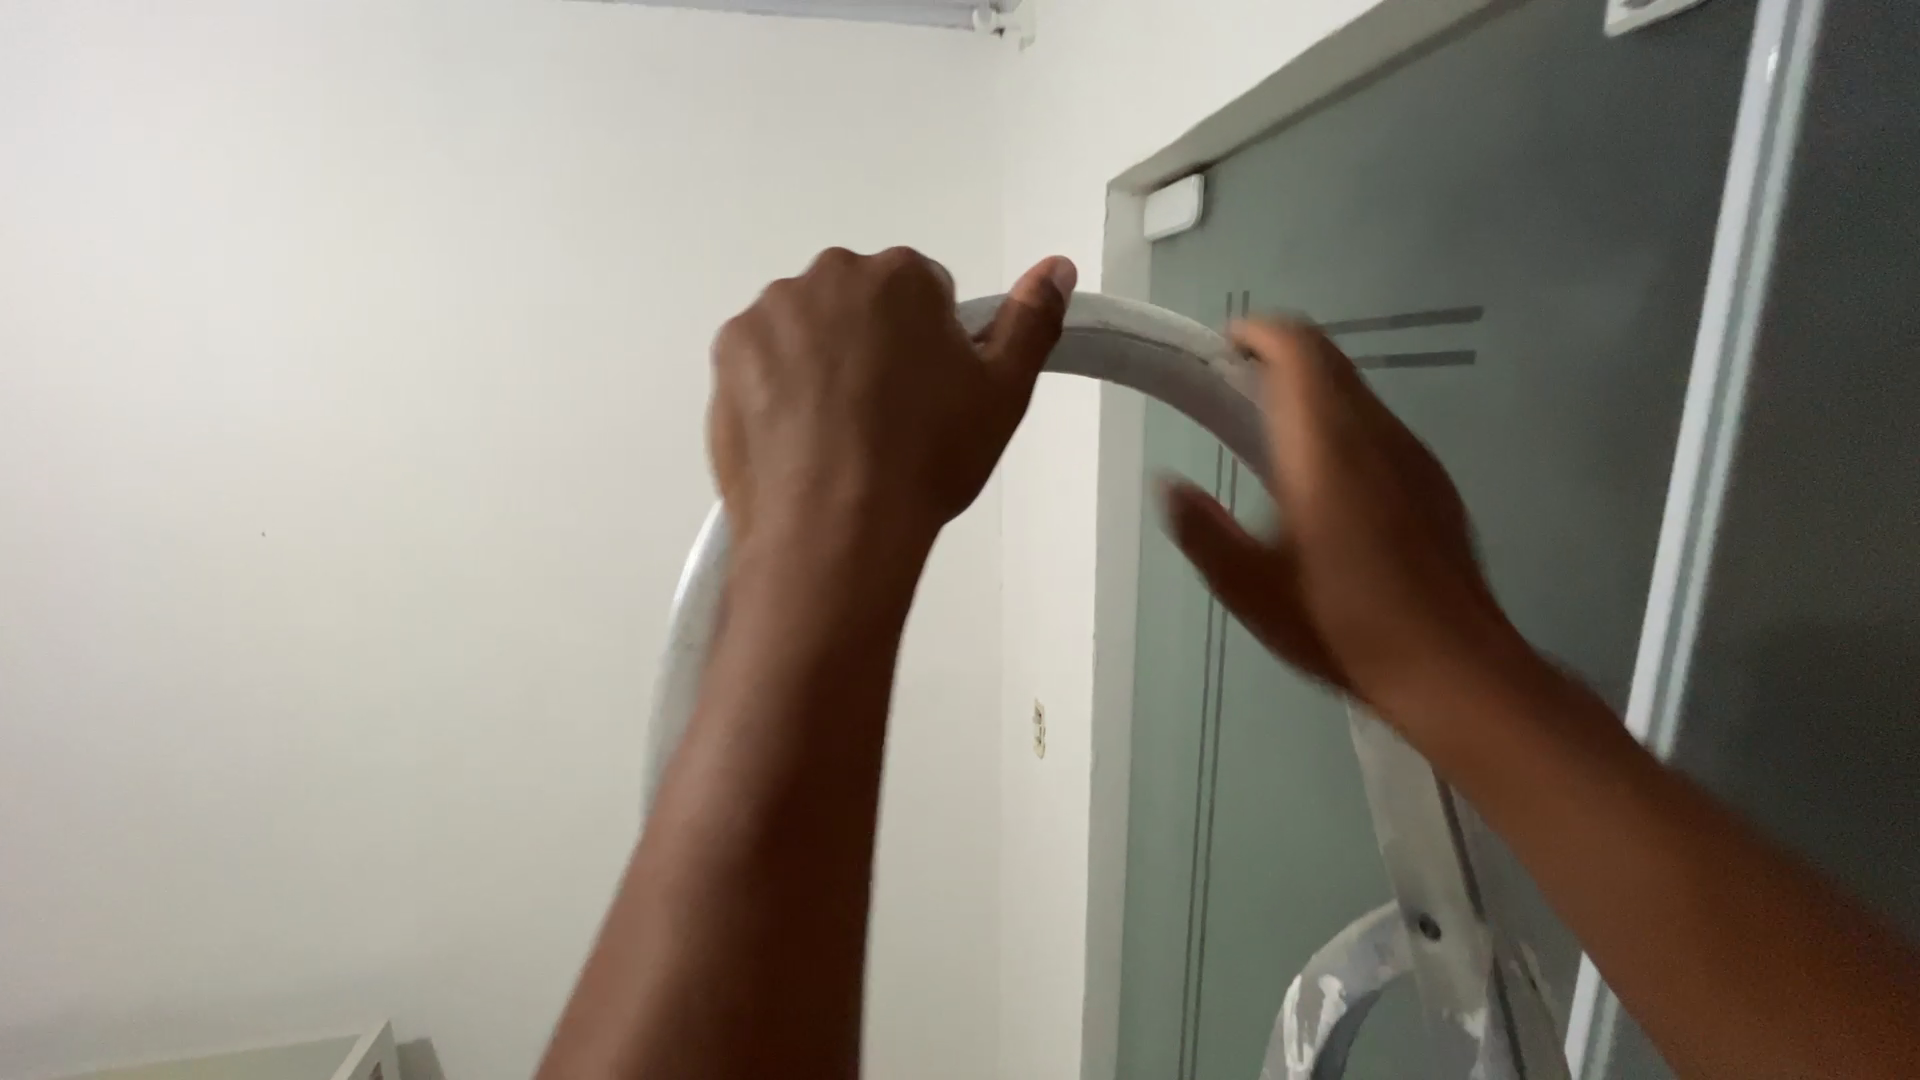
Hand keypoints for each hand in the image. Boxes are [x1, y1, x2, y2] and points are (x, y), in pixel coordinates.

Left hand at [709, 247, 1075, 566]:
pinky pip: (761, 362)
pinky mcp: (726, 358)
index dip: (931, 348)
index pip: (924, 293)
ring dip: (821, 364)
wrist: (835, 527)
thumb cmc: (927, 459)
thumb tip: (1057, 266)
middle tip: (883, 420)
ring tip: (836, 437)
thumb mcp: (1002, 394)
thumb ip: (1032, 320)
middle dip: (872, 346)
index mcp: (899, 276)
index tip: (928, 399)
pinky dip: (776, 389)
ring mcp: (768, 315)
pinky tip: (796, 440)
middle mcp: (827, 276)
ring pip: (807, 331)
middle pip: (859, 306)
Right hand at [1163, 319, 1520, 718]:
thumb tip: (1167, 484)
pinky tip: (1321, 479)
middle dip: (1276, 356)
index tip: (1221, 350)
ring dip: (1307, 390)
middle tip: (1229, 389)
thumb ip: (1202, 529)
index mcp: (1325, 448)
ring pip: (1355, 391)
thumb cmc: (1339, 624)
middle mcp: (1375, 434)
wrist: (1451, 669)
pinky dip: (1337, 421)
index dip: (1258, 333)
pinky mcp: (1432, 482)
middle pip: (1328, 360)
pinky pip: (1376, 425)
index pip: (1299, 350)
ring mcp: (1412, 456)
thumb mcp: (1247, 587)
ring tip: (1264, 433)